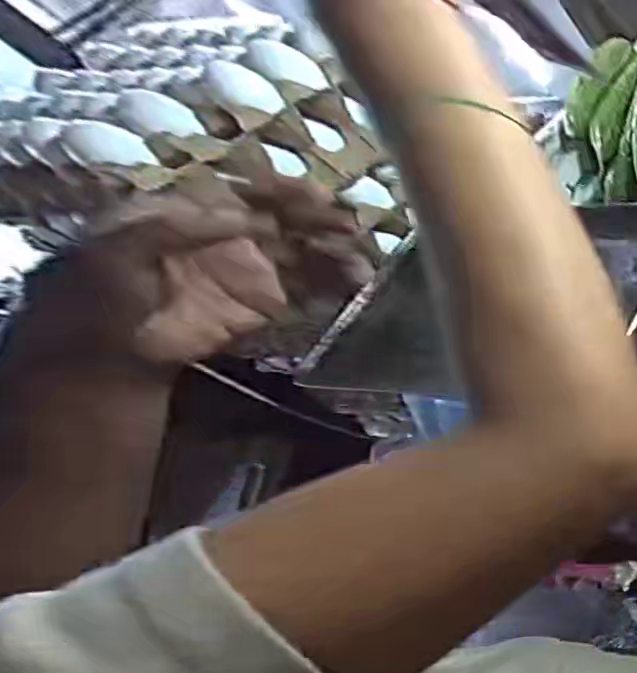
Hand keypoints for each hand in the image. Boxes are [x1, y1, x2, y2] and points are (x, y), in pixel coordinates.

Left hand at [19, 177, 371, 370]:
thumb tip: (252, 218)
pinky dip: (339, 288)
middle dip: (321, 222)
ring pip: (307, 255)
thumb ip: (186, 226)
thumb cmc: (106, 287)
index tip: (318, 195)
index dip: (282, 191)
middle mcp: (233, 238)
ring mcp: (257, 272)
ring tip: (361, 262)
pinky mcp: (275, 304)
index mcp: (195, 213)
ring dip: (337, 255)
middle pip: (285, 223)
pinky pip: (313, 291)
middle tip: (352, 227)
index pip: (246, 194)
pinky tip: (358, 286)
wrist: (119, 346)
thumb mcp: (128, 244)